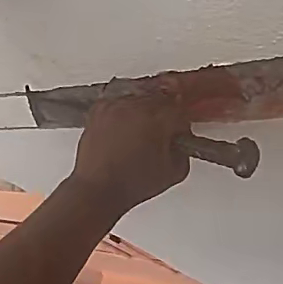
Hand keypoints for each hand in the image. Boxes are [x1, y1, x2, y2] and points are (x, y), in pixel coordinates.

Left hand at [68, 93, 189, 213]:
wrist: (99, 188)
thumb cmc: (130, 183)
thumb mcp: (174, 172)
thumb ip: (183, 150)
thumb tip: (181, 141)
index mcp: (158, 119)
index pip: (180, 110)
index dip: (183, 123)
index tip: (180, 133)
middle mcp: (136, 106)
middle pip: (161, 97)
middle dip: (166, 113)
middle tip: (164, 131)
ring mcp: (116, 105)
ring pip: (140, 95)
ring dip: (147, 109)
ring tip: (144, 131)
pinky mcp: (100, 109)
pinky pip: (120, 100)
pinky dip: (126, 110)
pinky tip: (128, 126)